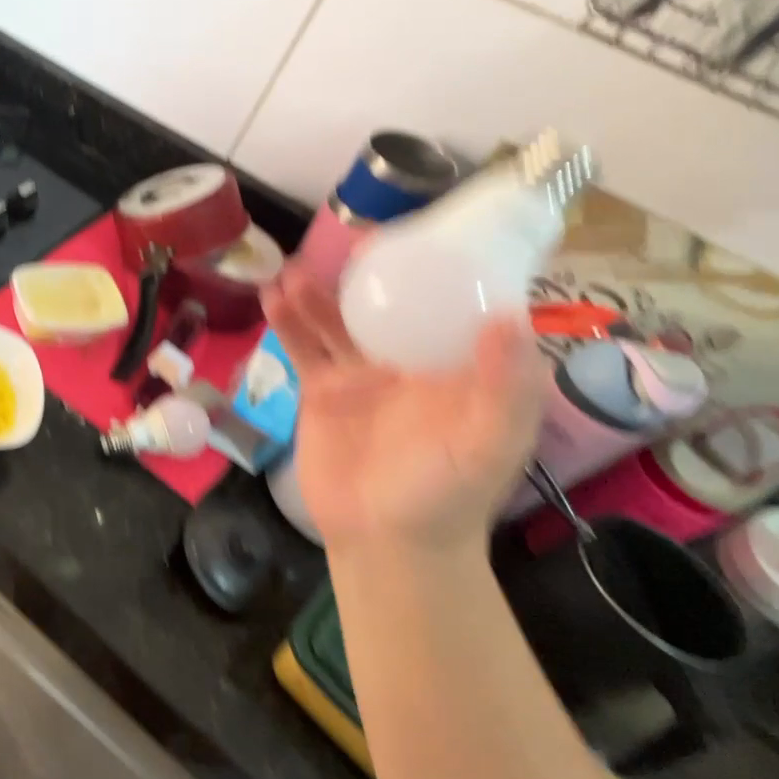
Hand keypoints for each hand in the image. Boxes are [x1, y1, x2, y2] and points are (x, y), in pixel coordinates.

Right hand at [262, 271, 546, 553]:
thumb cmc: (447, 493)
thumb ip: (504, 384)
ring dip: (317, 294)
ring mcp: (361, 376)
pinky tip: (273, 298)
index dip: (433, 270)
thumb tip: (505, 315)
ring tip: (293, 271)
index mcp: (455, 367)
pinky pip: (303, 348)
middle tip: (346, 245)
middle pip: (385, 306)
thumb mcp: (491, 442)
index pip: (446, 306)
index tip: (415, 239)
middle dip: (365, 276)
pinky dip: (288, 322)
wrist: (384, 539)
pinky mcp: (322, 392)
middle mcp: (408, 362)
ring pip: (337, 322)